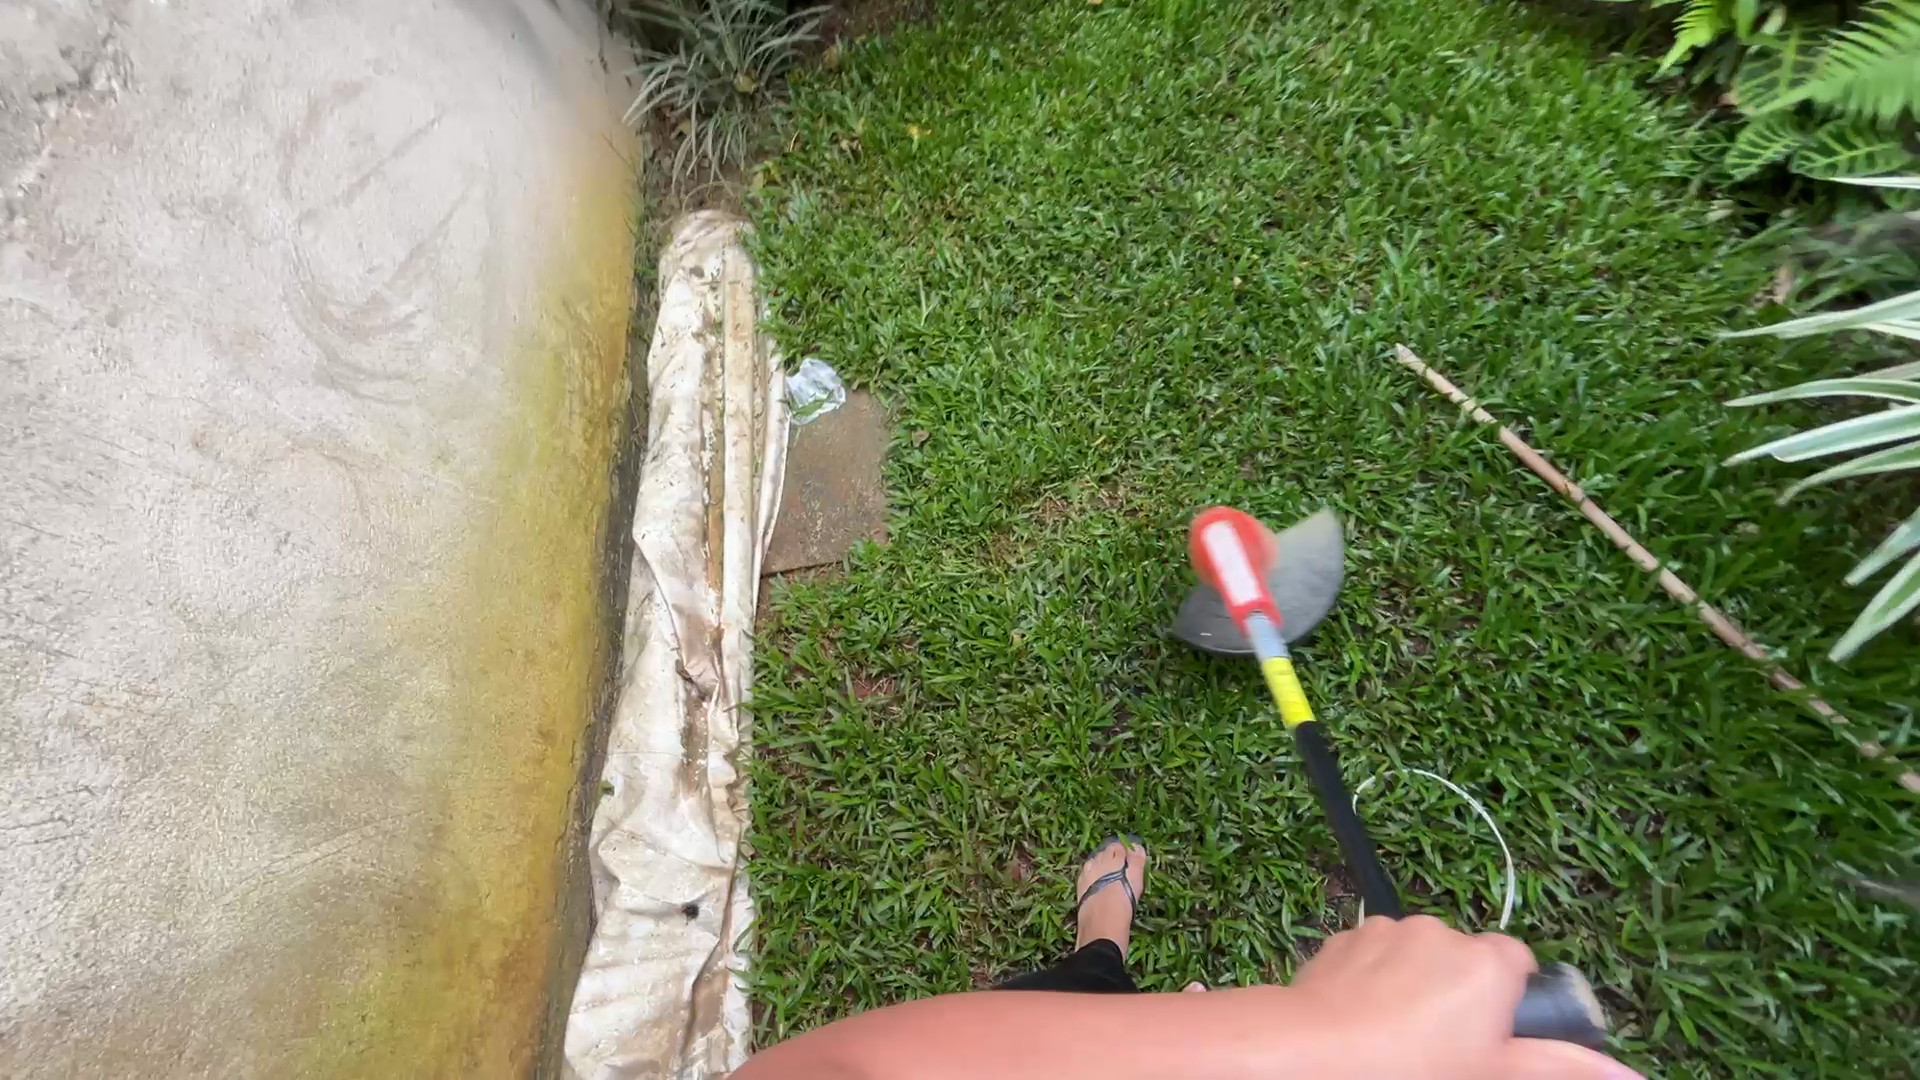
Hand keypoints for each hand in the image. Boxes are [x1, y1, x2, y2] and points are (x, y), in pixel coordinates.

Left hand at [1288, 916, 1638, 1079]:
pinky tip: (1371, 1012)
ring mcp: (1385, 927)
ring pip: (1418, 951)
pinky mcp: (1346, 934)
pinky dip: (1381, 973)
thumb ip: (1562, 1066)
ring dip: (1420, 978)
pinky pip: (1377, 950)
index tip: (1502, 1027)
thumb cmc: (1419, 1066)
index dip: (1514, 991)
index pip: (1517, 956)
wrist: (1323, 1046)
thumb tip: (1632, 1075)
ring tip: (1407, 1029)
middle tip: (1454, 1038)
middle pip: (1464, 953)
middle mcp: (1435, 930)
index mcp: (1482, 960)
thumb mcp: (1499, 1074)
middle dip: (1465, 987)